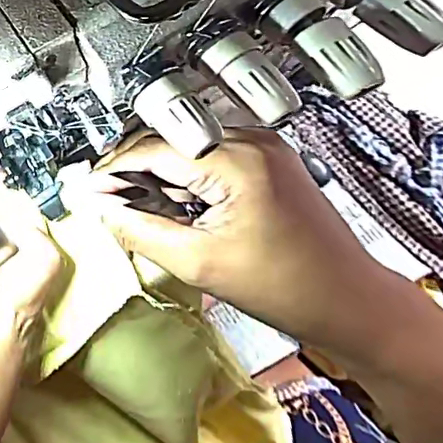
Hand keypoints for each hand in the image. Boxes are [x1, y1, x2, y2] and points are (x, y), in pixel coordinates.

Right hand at [71, 129, 419, 367]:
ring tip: (138, 205)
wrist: (352, 301)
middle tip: (106, 197)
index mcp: (237, 162)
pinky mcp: (268, 158)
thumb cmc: (293, 288)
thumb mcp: (201, 264)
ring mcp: (263, 147)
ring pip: (187, 146)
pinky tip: (175, 203)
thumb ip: (142, 231)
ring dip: (158, 172)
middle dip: (133, 169)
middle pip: (169, 140)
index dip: (114, 169)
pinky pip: (210, 154)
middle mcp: (252, 142)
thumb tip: (104, 211)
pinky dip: (185, 175)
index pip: (154, 149)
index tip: (90, 187)